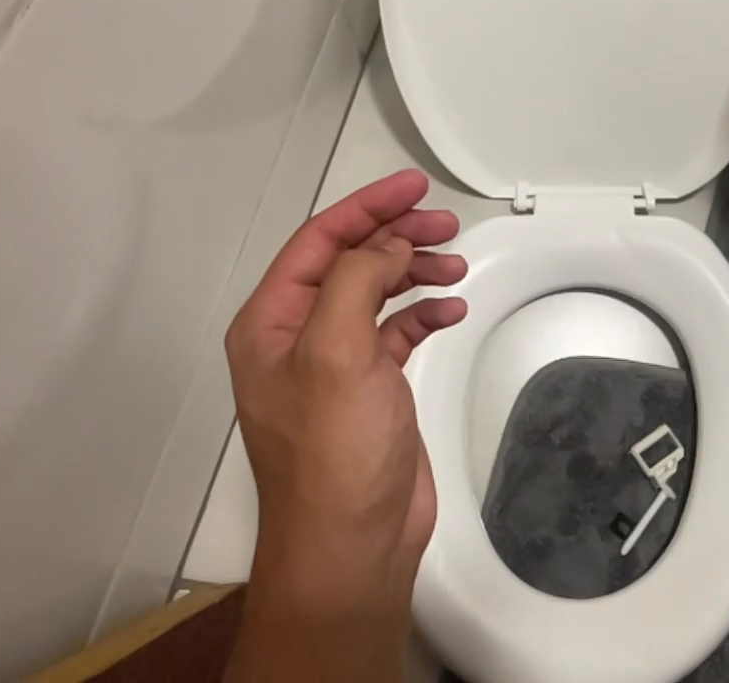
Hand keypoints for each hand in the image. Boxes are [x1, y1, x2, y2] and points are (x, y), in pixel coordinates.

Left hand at [225, 169, 467, 625]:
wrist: (353, 543)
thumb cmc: (333, 455)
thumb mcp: (335, 353)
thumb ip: (357, 280)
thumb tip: (390, 243)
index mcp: (274, 322)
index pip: (320, 241)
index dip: (367, 206)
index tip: (414, 185)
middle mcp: (301, 335)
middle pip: (352, 261)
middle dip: (398, 235)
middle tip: (446, 223)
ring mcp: (338, 360)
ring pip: (379, 290)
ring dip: (416, 271)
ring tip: (455, 266)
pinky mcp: (372, 384)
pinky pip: (400, 328)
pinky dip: (426, 312)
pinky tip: (452, 309)